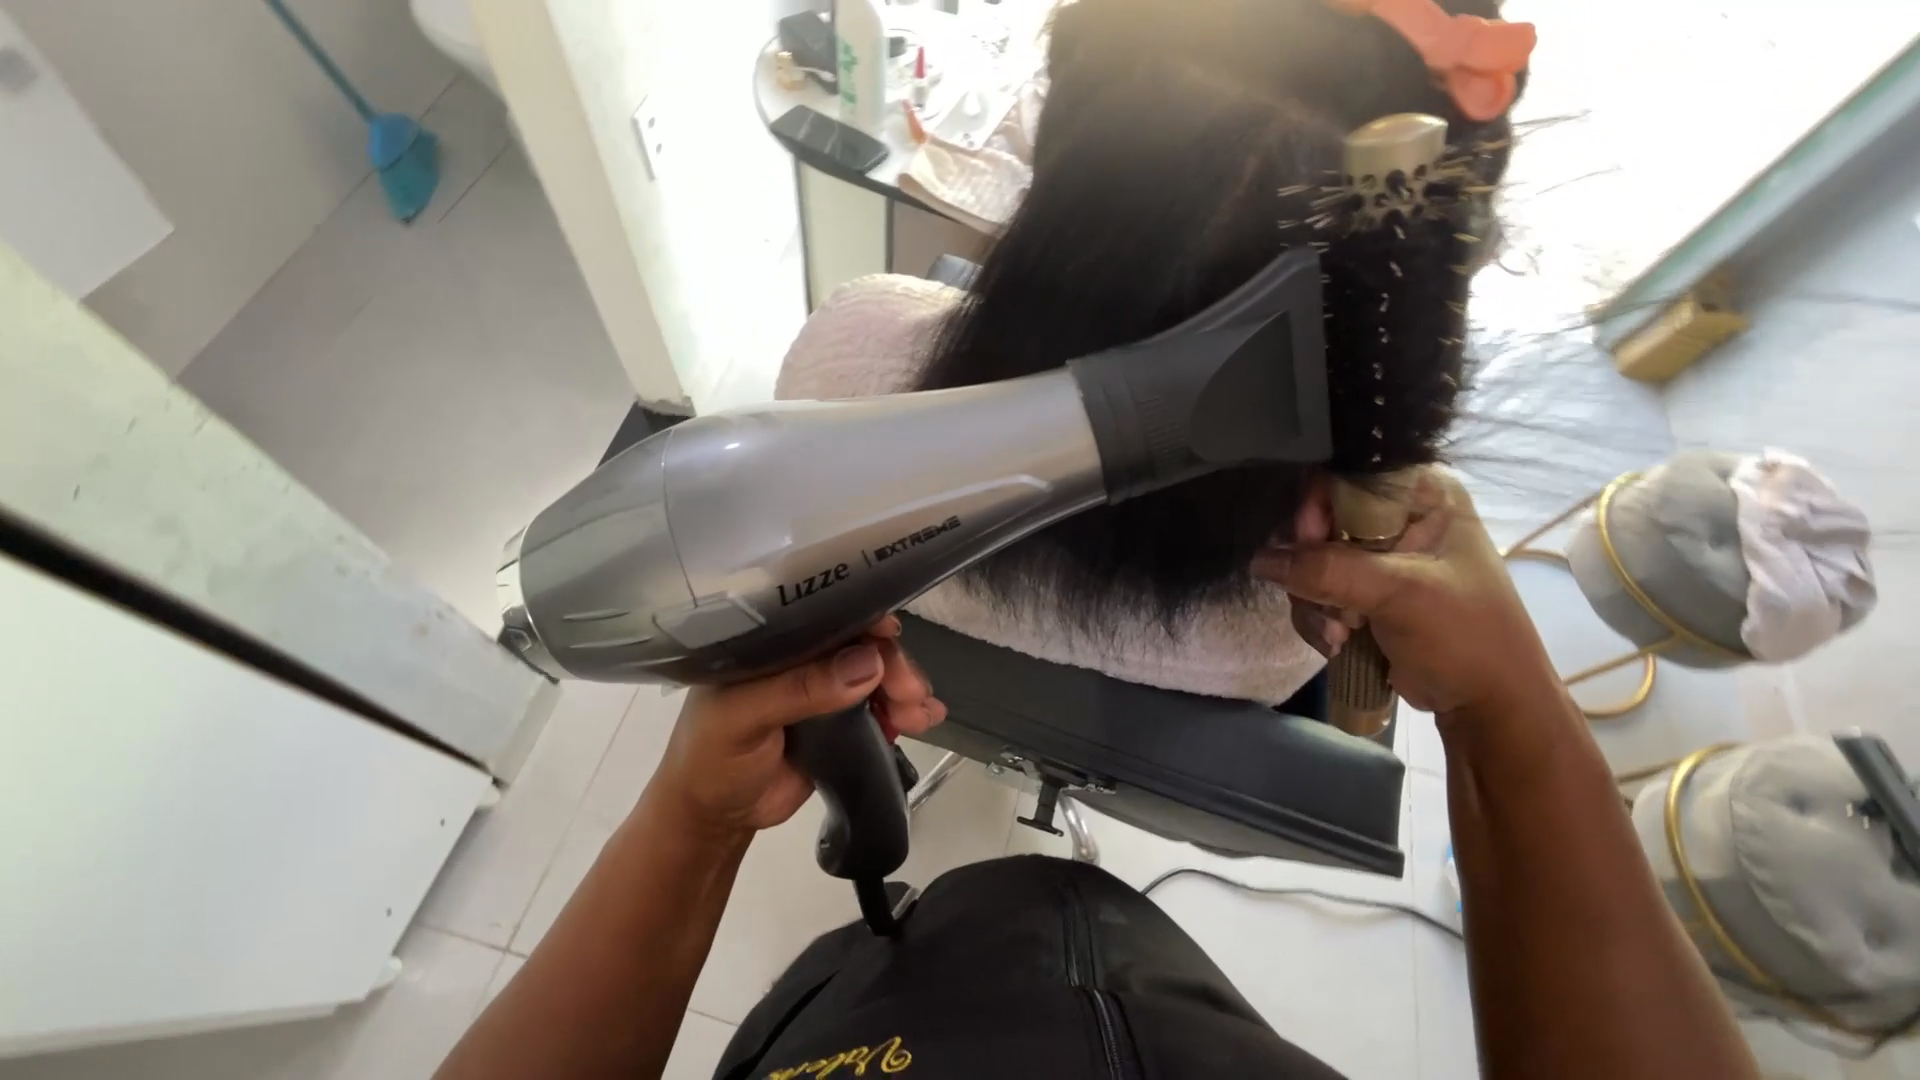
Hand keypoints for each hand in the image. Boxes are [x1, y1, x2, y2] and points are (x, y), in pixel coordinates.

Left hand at [644, 617, 944, 841]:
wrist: (714, 819)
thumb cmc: (711, 759)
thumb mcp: (743, 719)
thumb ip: (800, 690)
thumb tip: (868, 663)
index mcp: (771, 645)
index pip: (822, 617)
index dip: (859, 618)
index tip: (890, 633)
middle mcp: (801, 660)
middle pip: (858, 648)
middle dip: (892, 665)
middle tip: (911, 694)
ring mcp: (823, 692)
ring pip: (876, 677)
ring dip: (904, 690)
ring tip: (923, 716)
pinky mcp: (841, 726)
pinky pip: (879, 710)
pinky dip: (904, 712)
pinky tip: (926, 721)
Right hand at [1255, 469, 1558, 718]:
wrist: (1485, 703)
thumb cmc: (1464, 636)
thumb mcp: (1400, 593)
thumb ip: (1328, 570)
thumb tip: (1260, 560)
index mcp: (1424, 495)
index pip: (1344, 477)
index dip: (1316, 509)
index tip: (1309, 544)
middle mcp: (1397, 517)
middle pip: (1317, 522)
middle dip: (1310, 568)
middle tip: (1328, 602)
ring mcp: (1377, 556)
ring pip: (1308, 561)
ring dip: (1313, 601)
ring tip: (1340, 634)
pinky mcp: (1362, 590)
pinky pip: (1312, 589)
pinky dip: (1317, 617)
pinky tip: (1338, 642)